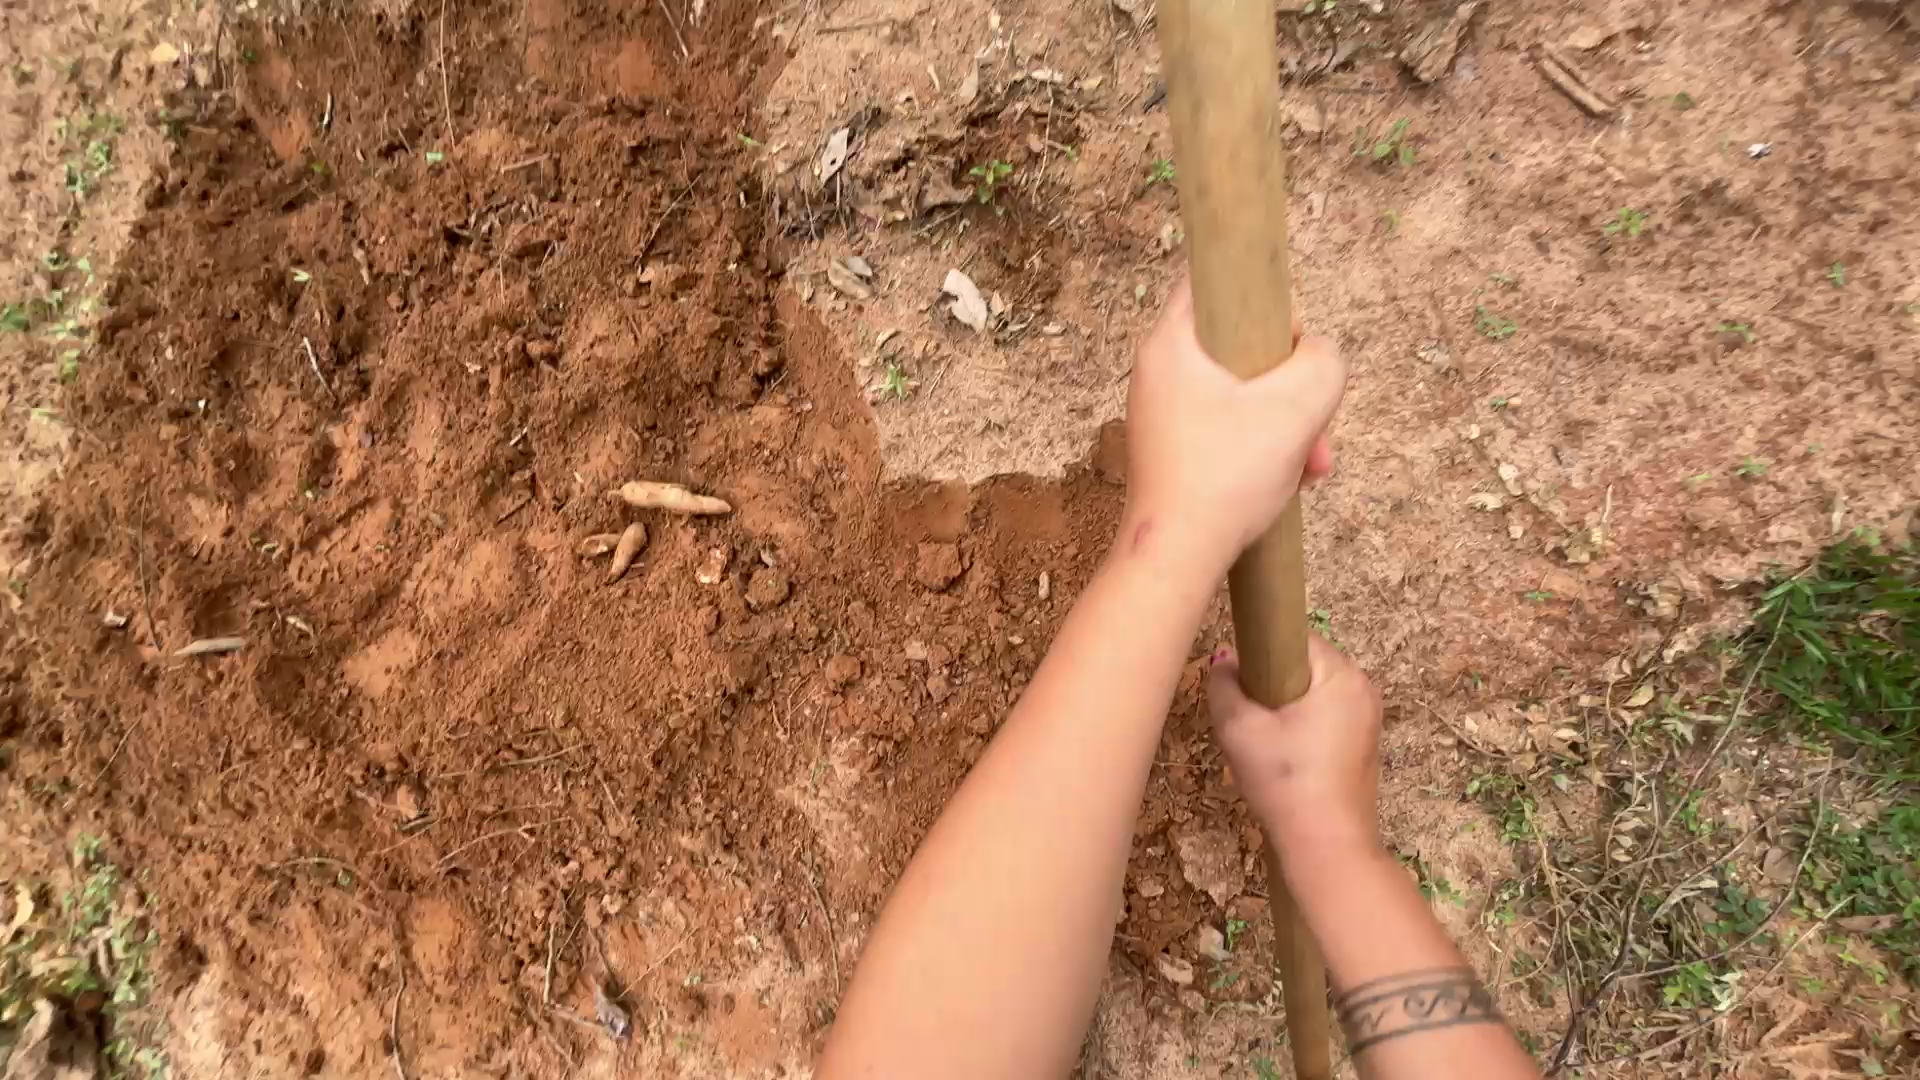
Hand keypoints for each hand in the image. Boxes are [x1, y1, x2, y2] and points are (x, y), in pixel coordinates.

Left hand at [1120, 279, 1345, 575]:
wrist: (1174, 556)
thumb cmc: (1225, 475)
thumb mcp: (1299, 405)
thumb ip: (1323, 360)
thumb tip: (1314, 356)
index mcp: (1170, 344)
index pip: (1213, 280)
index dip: (1262, 295)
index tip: (1290, 336)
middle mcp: (1156, 372)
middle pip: (1238, 347)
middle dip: (1291, 385)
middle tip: (1318, 424)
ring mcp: (1159, 413)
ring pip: (1240, 395)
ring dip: (1284, 424)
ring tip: (1312, 467)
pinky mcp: (1169, 448)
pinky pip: (1224, 428)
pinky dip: (1258, 447)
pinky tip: (1287, 481)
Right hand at [1207, 636, 1381, 863]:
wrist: (1326, 846)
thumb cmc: (1284, 779)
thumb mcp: (1238, 727)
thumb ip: (1223, 683)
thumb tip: (1225, 662)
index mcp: (1341, 674)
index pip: (1291, 636)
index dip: (1258, 649)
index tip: (1237, 678)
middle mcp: (1363, 687)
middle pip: (1301, 662)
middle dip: (1268, 679)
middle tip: (1244, 711)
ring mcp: (1367, 716)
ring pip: (1309, 688)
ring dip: (1281, 702)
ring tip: (1259, 733)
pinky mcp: (1362, 741)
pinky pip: (1322, 711)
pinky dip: (1298, 721)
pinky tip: (1280, 749)